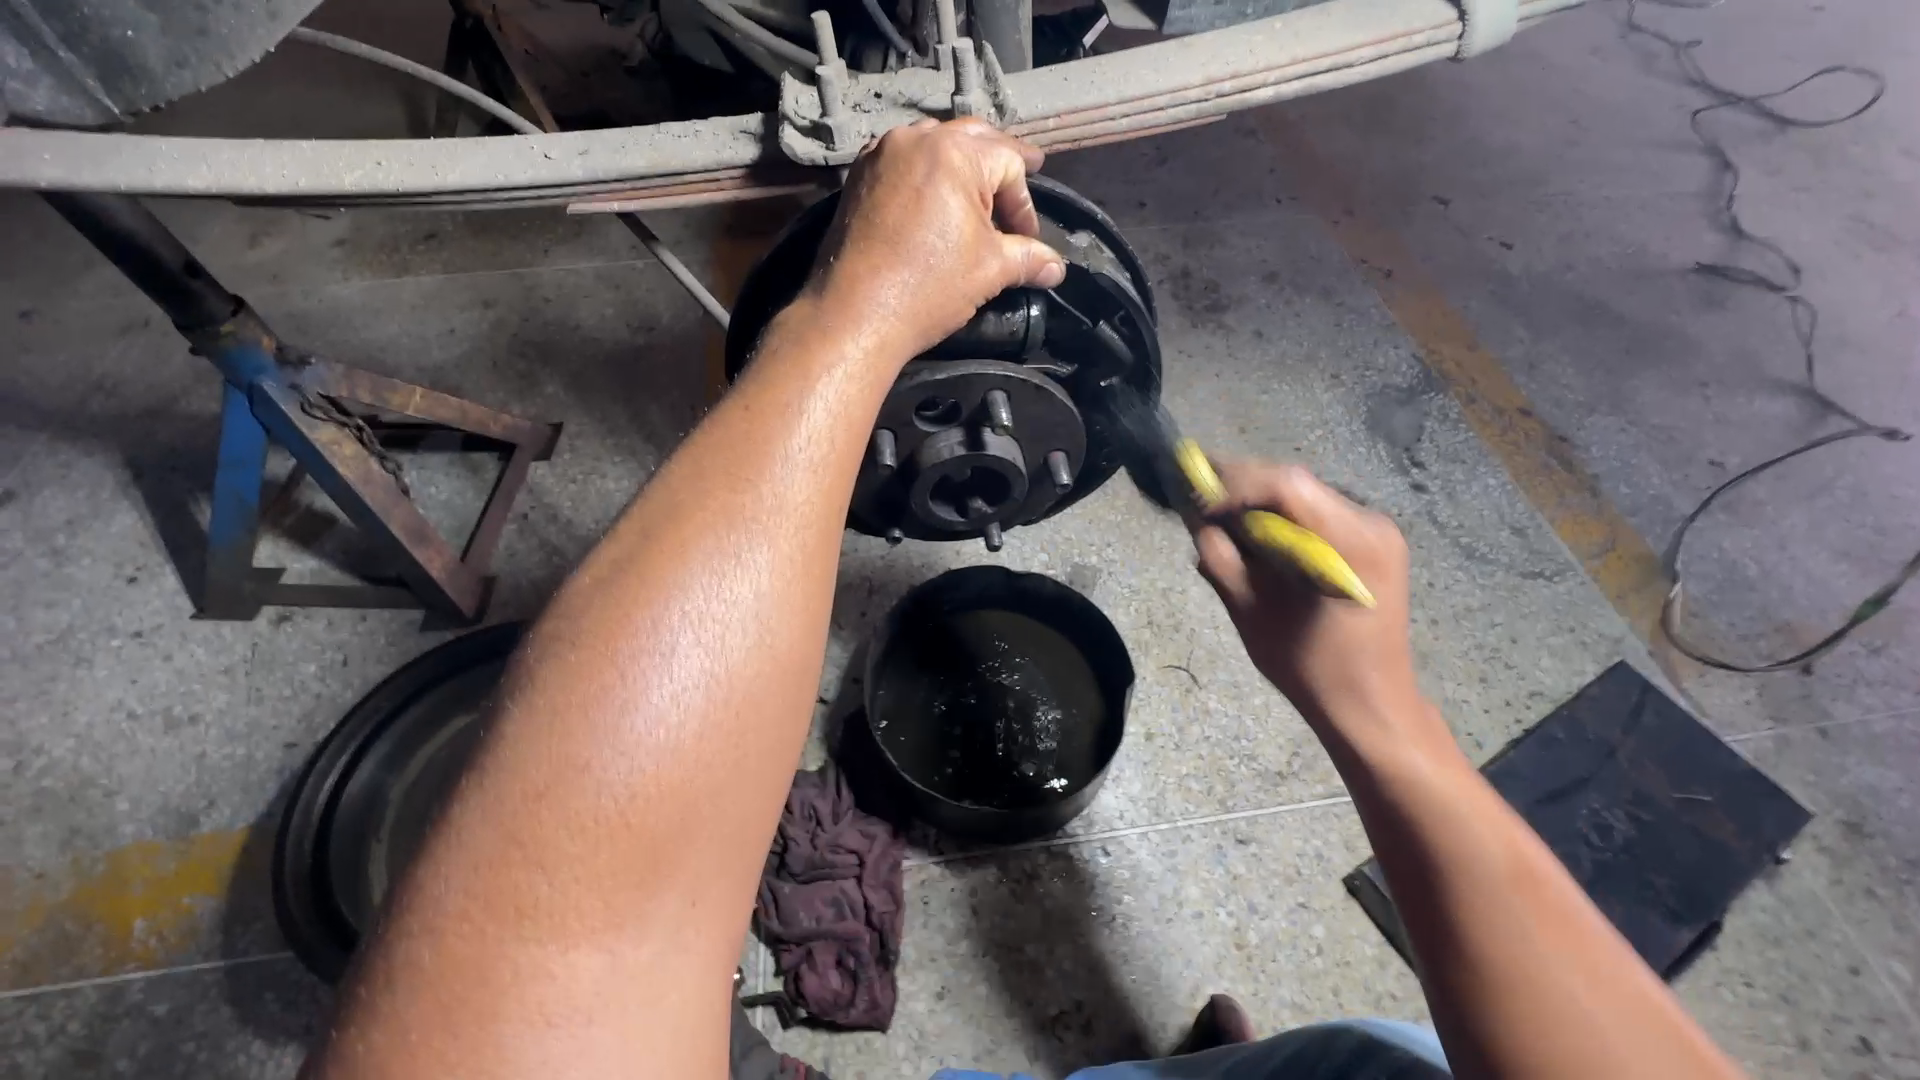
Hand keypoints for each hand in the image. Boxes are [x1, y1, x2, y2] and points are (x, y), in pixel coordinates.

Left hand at [803, 118, 1066, 362]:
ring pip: (935, 148)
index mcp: (955, 152)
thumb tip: (1057, 268)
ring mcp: (882, 156)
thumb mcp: (989, 270)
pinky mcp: (858, 179)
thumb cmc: (927, 287)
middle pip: (973, 140)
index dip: (1025, 203)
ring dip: (961, 168)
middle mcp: (916, 140)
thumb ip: (1028, 259)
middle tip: (1024, 177)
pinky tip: (934, 203)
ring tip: (978, 196)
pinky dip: (925, 177)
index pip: (1009, 161)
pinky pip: (903, 164)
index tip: (1028, 240)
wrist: (855, 314)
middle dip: (999, 166)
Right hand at [1193, 463, 1446, 761]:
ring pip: (1303, 494)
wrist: (1371, 704)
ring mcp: (1376, 529)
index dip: (1232, 483)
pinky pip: (1316, 512)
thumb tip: (1195, 519)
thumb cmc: (1312, 669)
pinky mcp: (1370, 541)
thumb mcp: (1253, 615)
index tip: (1193, 498)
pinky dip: (1280, 517)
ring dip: (1258, 501)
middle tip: (1195, 496)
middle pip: (1295, 483)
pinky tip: (1253, 533)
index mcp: (1351, 541)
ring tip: (1217, 514)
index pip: (1286, 485)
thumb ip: (1221, 561)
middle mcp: (1371, 522)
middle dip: (1241, 487)